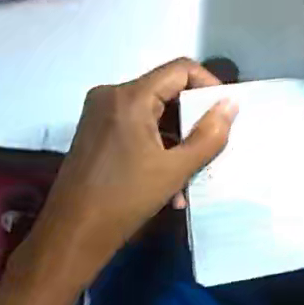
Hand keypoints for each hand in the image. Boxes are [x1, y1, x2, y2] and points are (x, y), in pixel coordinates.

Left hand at [19, 58, 235, 283]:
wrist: (72, 234)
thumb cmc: (124, 199)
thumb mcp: (175, 170)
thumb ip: (208, 135)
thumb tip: (231, 104)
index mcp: (129, 97)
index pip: (180, 70)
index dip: (209, 85)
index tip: (225, 113)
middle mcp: (110, 95)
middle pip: (165, 90)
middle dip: (193, 119)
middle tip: (213, 146)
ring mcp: (99, 113)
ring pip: (152, 113)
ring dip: (176, 140)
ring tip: (192, 174)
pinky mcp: (95, 132)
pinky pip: (135, 127)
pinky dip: (156, 147)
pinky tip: (169, 182)